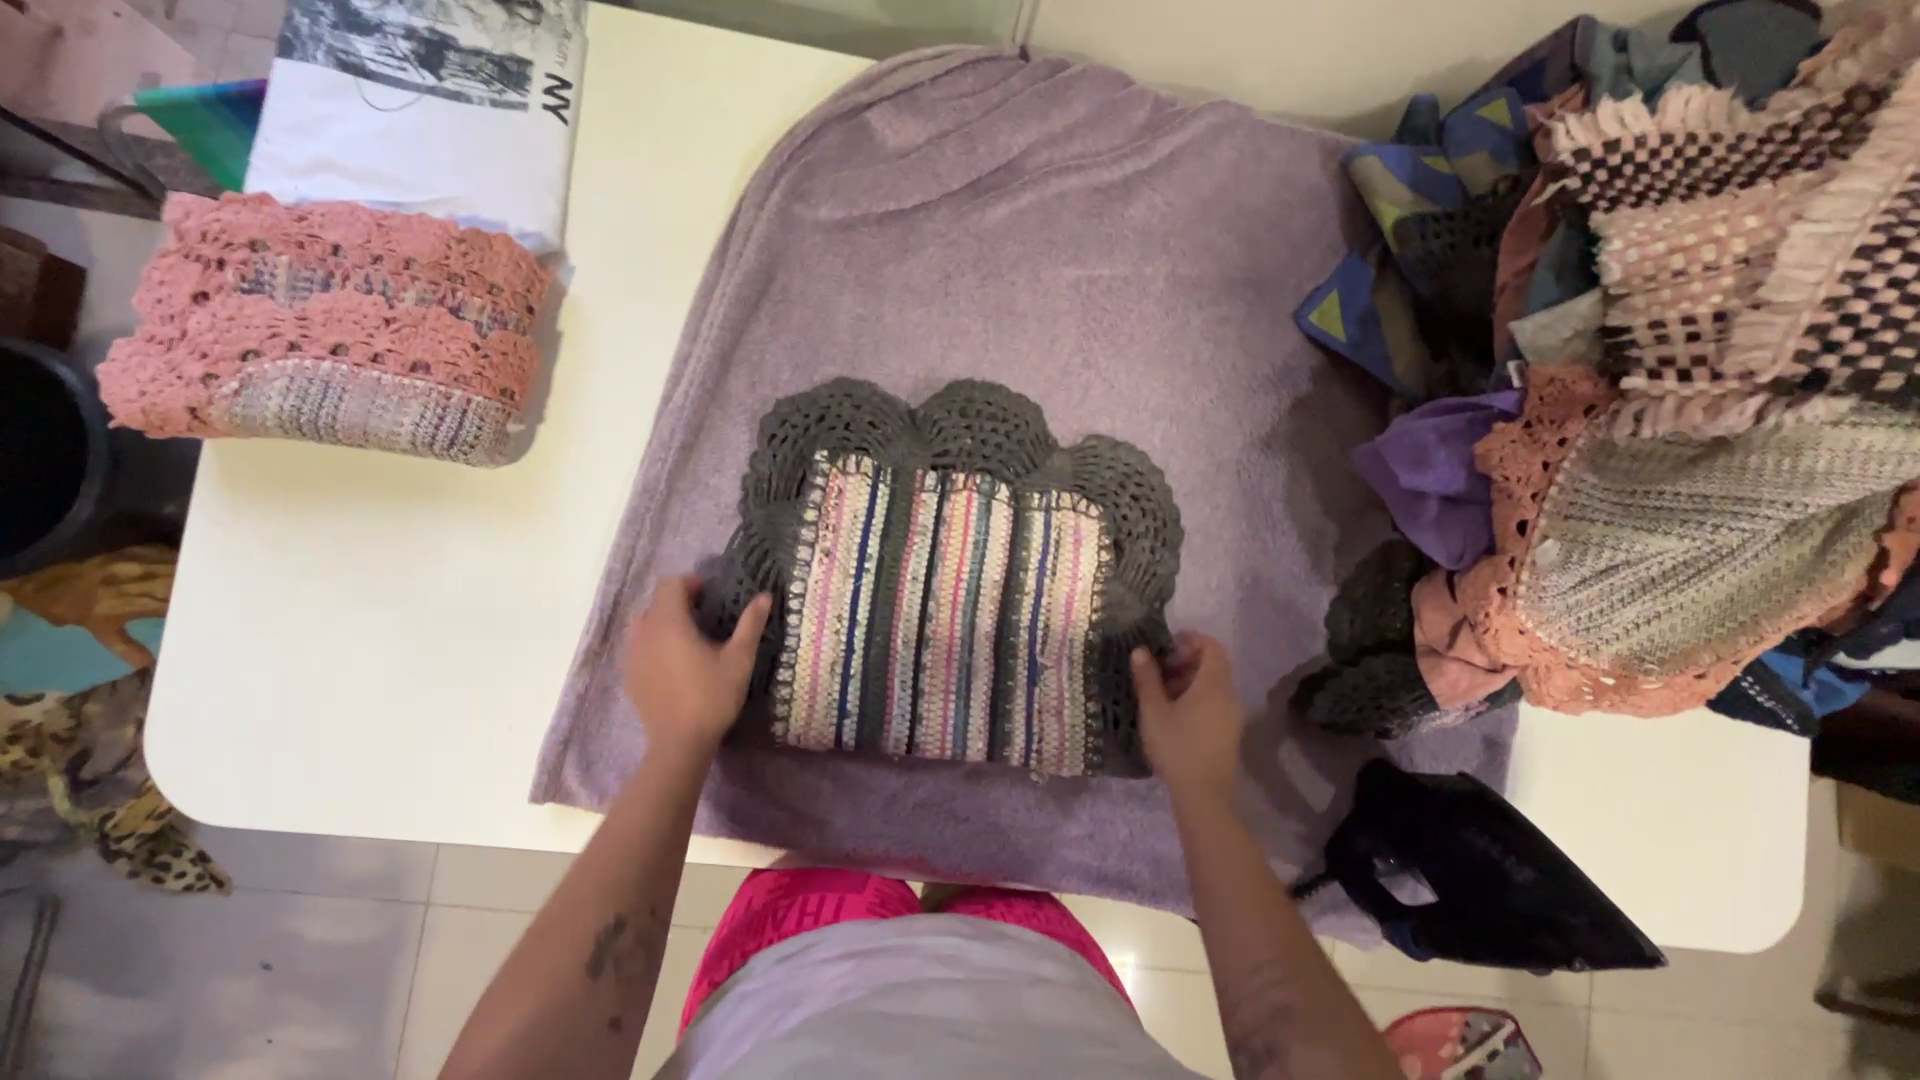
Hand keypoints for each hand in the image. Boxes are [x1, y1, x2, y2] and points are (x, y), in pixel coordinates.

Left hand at [621, 576, 771, 753]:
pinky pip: (638, 647)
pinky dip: (654, 644)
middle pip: (655, 602)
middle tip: (705, 616)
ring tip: (688, 639)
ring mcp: (631, 655)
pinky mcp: (629, 676)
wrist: (679, 743)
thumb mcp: (738, 659)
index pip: (670, 584)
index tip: (712, 596)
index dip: (691, 583)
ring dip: (664, 622)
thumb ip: (750, 624)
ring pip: (643, 624)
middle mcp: (643, 633)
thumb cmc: (711, 696)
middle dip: (678, 602)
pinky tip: (674, 664)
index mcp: (668, 623)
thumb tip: (765, 597)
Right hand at [1131, 632, 1242, 804]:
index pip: (1212, 647)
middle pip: (1214, 666)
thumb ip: (1147, 678)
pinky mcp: (1229, 733)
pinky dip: (1197, 698)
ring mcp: (1232, 716)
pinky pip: (1216, 703)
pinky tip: (1175, 716)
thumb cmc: (1176, 747)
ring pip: (1214, 686)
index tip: (1168, 644)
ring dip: (1190, 682)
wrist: (1204, 795)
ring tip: (1162, 695)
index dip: (1192, 639)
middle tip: (1159, 671)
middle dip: (1187, 662)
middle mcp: (1229, 696)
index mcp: (1213, 685)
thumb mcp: (1154, 711)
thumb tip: (1141, 651)